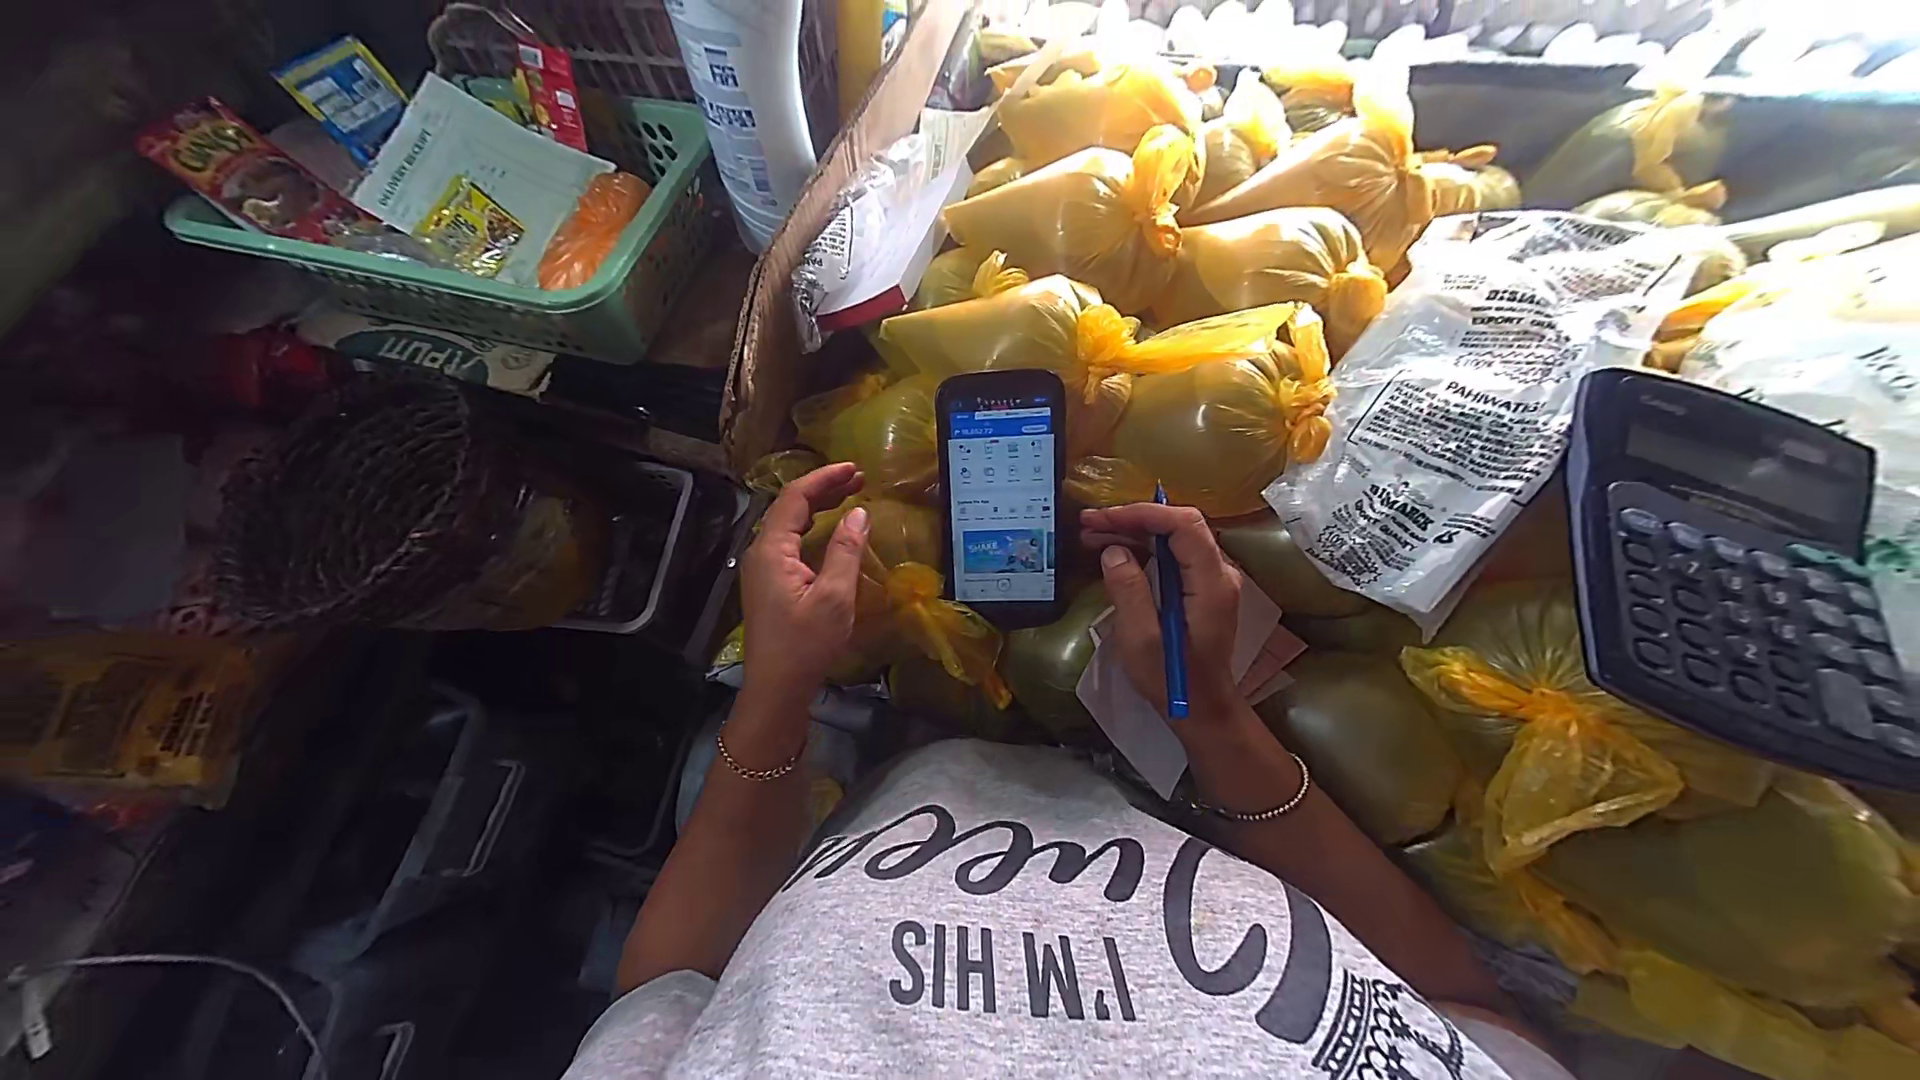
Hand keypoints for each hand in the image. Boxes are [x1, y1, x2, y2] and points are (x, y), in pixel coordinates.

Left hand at [741, 462, 869, 703]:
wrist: (777, 687)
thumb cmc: (805, 644)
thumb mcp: (834, 597)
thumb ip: (846, 551)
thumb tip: (860, 512)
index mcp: (771, 551)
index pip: (795, 498)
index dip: (824, 479)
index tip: (854, 468)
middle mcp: (762, 553)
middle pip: (790, 507)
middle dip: (824, 488)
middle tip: (859, 478)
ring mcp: (764, 569)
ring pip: (790, 524)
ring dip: (819, 506)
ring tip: (850, 494)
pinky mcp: (771, 583)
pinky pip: (792, 542)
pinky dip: (814, 527)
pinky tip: (832, 529)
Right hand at [1079, 503, 1242, 717]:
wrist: (1202, 707)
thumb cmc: (1173, 681)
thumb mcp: (1142, 640)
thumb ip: (1129, 592)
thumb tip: (1113, 551)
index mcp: (1211, 584)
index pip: (1185, 526)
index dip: (1144, 514)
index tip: (1106, 518)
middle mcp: (1218, 573)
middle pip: (1178, 526)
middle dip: (1132, 519)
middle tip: (1089, 523)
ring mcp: (1210, 579)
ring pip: (1172, 537)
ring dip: (1132, 531)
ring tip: (1091, 534)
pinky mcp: (1198, 587)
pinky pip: (1170, 554)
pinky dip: (1141, 547)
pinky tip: (1111, 549)